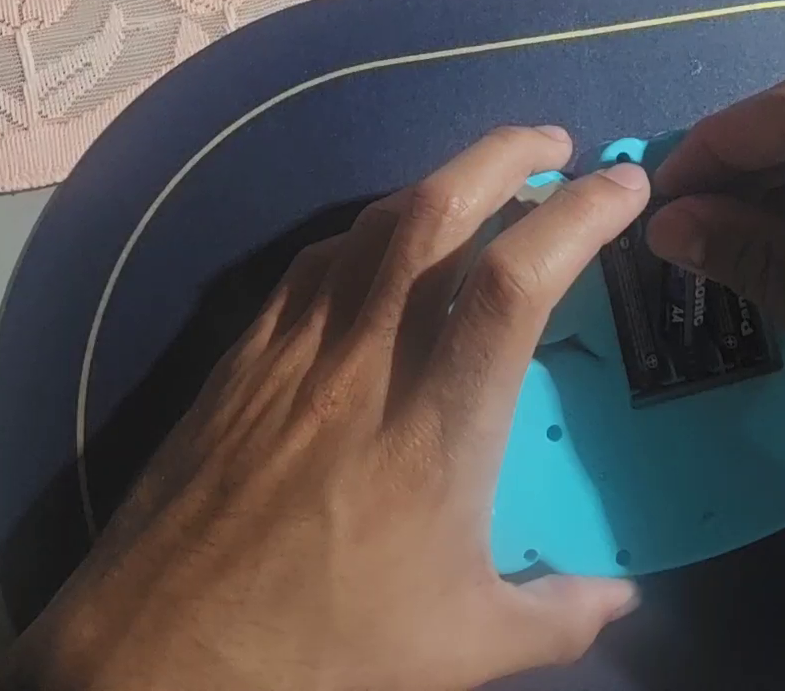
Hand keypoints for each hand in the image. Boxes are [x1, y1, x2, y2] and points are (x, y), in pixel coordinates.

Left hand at [0, 127, 651, 690]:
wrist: (159, 653)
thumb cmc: (322, 646)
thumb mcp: (463, 644)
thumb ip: (559, 614)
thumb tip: (626, 599)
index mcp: (440, 424)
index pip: (518, 282)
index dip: (580, 215)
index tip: (624, 183)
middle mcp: (370, 357)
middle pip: (439, 214)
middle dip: (504, 156)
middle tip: (554, 144)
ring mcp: (300, 342)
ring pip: (375, 222)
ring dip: (440, 181)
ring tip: (483, 181)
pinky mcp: (249, 346)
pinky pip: (319, 259)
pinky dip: (370, 230)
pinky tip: (388, 243)